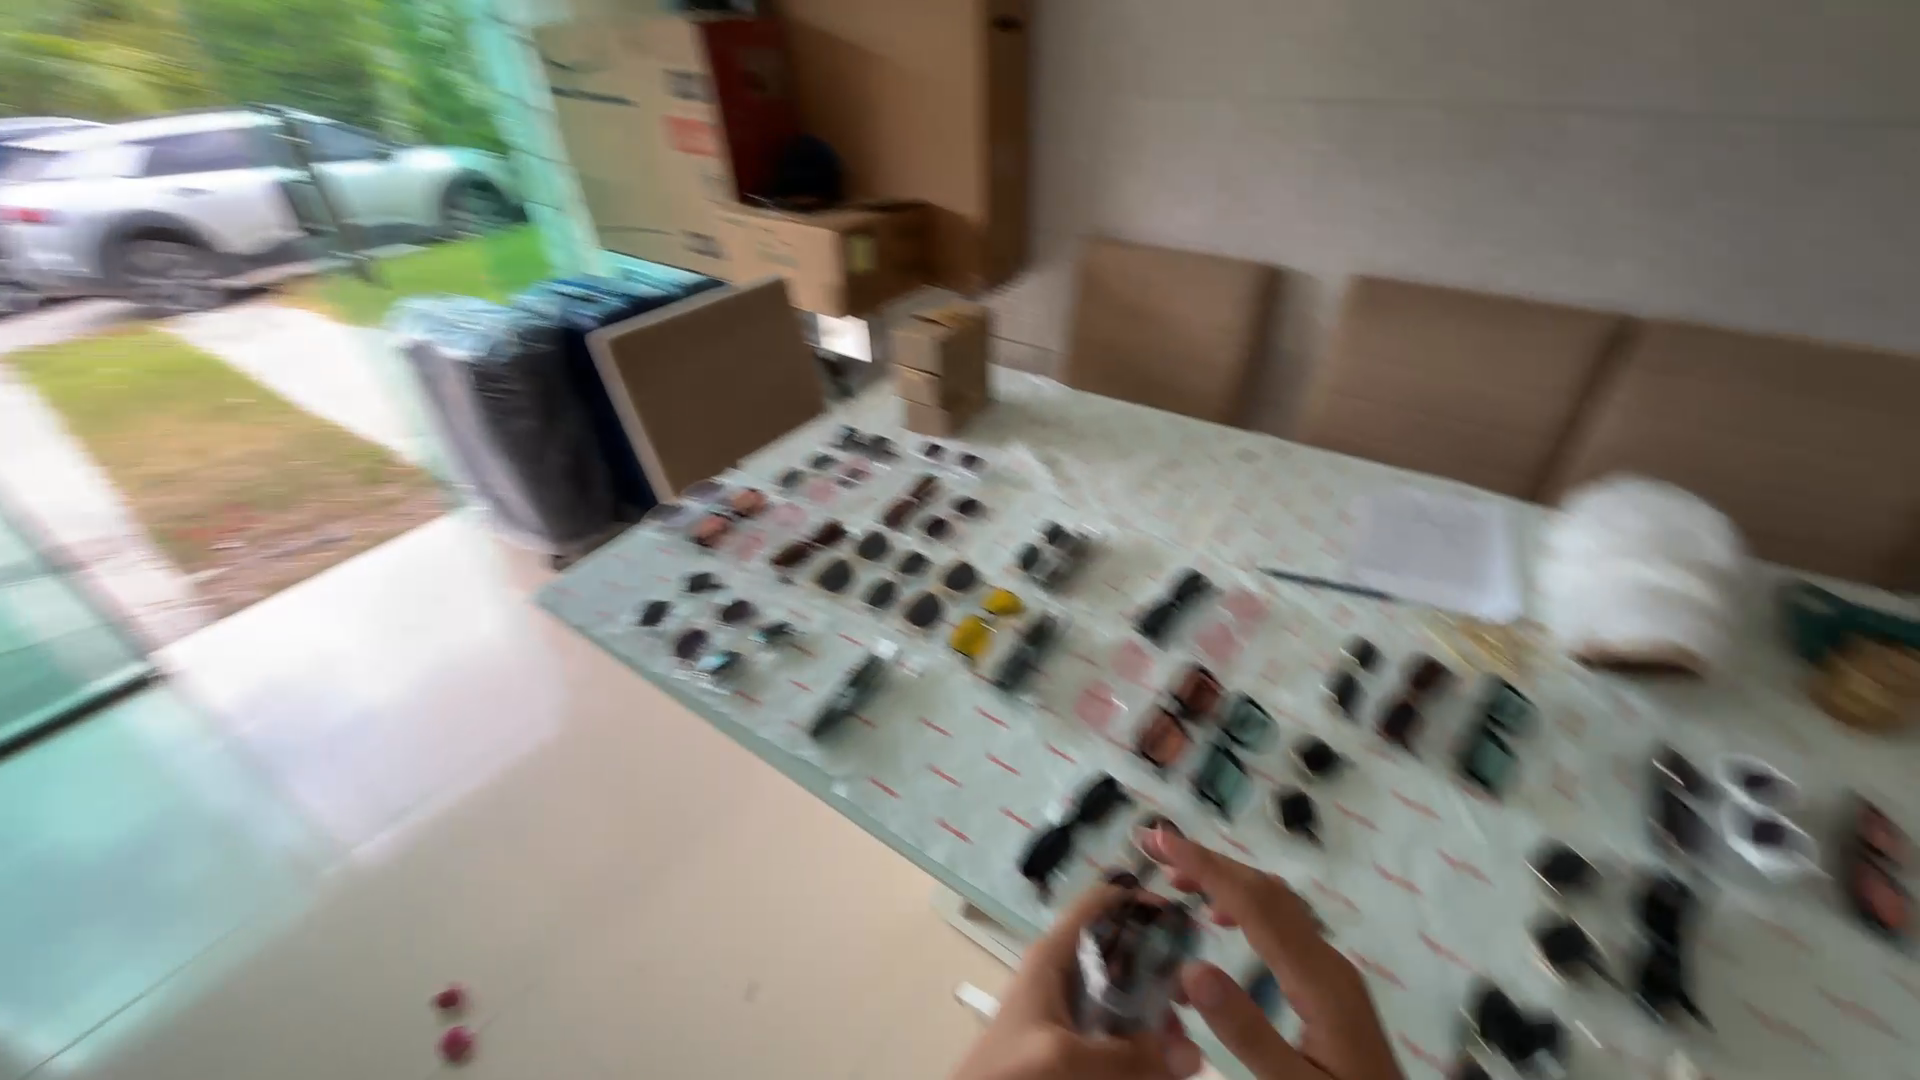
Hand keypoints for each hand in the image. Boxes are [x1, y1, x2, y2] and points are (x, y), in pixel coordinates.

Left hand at [949, 882, 1203, 1079]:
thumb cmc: (1011, 1071)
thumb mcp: (1068, 1059)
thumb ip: (1128, 1056)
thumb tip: (1193, 1053)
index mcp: (1054, 954)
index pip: (1099, 904)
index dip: (1139, 901)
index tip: (1182, 921)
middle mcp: (1064, 971)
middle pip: (1121, 950)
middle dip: (1159, 968)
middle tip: (1192, 997)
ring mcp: (1071, 1007)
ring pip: (1125, 994)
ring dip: (1155, 1013)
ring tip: (1182, 1041)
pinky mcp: (1076, 1039)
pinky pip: (1117, 1030)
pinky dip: (1141, 1041)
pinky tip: (1164, 1061)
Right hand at [1146, 828, 1403, 1079]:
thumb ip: (1245, 1030)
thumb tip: (1190, 965)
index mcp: (1319, 979)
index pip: (1254, 902)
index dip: (1204, 866)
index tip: (1161, 840)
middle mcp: (1327, 960)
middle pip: (1264, 890)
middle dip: (1207, 860)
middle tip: (1155, 845)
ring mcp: (1331, 969)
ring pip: (1274, 901)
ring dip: (1224, 878)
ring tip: (1175, 877)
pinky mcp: (1327, 982)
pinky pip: (1280, 922)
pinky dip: (1242, 903)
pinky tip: (1218, 918)